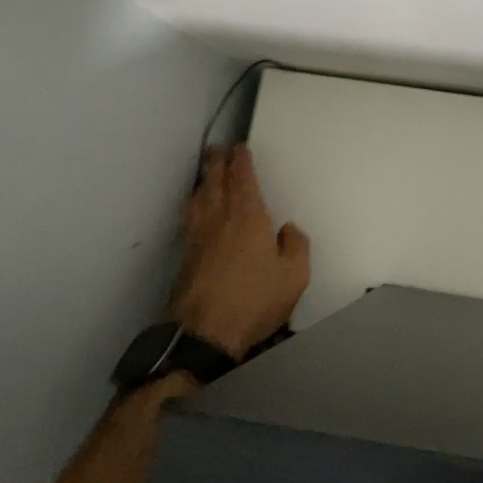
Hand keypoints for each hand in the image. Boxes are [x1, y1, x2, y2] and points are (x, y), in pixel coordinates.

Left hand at [170, 146, 310, 358]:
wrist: (205, 334)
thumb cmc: (254, 300)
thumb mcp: (294, 275)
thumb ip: (296, 246)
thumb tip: (288, 229)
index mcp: (248, 217)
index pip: (241, 178)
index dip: (240, 160)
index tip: (240, 147)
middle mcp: (219, 219)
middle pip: (214, 181)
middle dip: (217, 162)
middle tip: (218, 149)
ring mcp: (198, 237)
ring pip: (198, 198)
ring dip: (203, 181)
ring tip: (207, 174)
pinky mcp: (186, 256)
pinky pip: (191, 217)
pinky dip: (195, 204)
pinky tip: (197, 209)